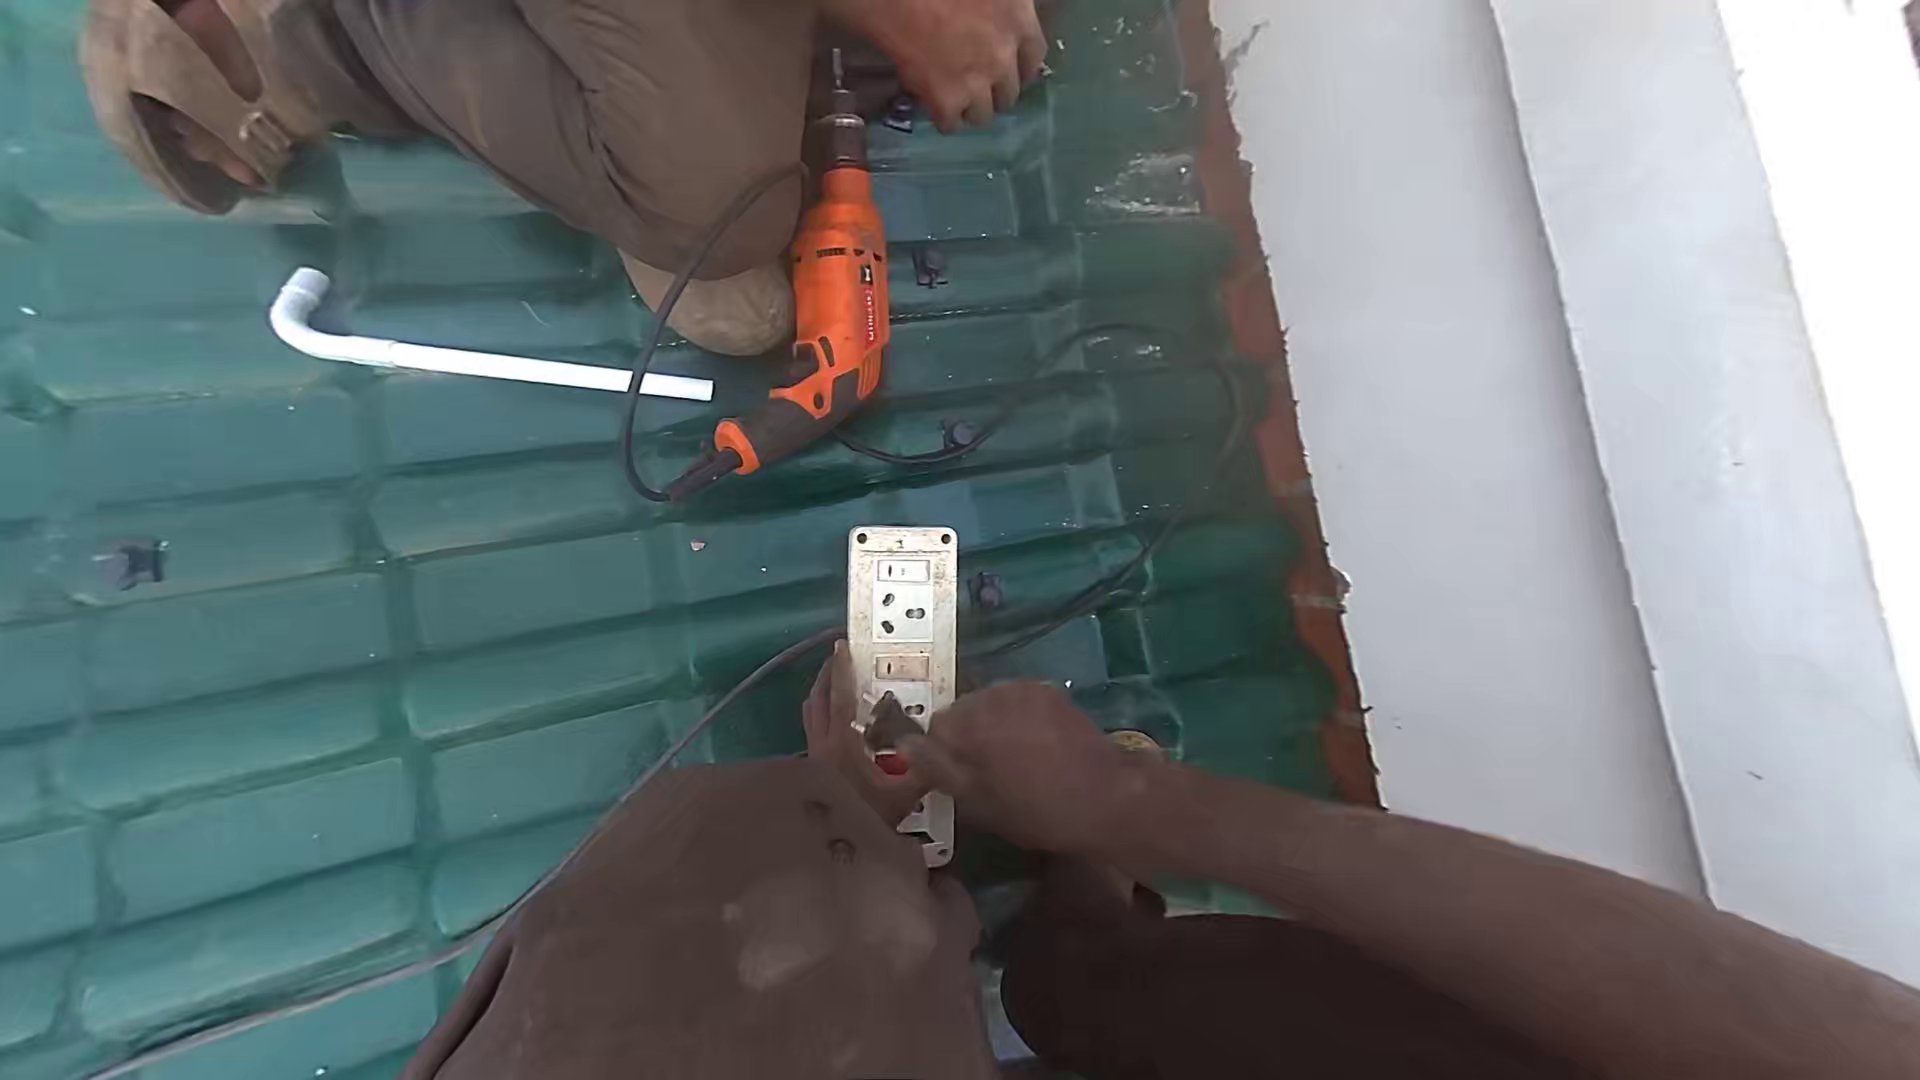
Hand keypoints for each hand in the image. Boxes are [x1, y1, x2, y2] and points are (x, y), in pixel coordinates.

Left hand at [804, 640, 929, 825]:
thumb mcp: (905, 795)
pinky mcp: (811, 766)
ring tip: (836, 678)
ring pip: (809, 712)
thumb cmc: (870, 820)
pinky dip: (820, 709)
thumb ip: (925, 768)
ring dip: (821, 690)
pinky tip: (835, 717)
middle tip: (841, 655)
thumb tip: (946, 742)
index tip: (843, 646)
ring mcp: (812, 755)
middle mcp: (821, 744)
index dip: (843, 670)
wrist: (835, 857)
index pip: (840, 698)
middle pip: (818, 698)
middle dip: (828, 673)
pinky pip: (811, 726)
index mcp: (842, 744)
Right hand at [826, 0, 1047, 132]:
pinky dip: (943, 116)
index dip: (1022, 67)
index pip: (1034, 57)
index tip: (1012, 69)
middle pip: (1009, 95)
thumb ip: (1003, 7)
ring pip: (982, 115)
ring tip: (953, 93)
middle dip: (995, 91)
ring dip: (970, 107)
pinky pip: (951, 124)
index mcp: (1017, 18)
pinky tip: (933, 100)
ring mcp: (975, 84)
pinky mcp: (946, 102)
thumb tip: (999, 25)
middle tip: (977, 83)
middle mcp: (1002, 57)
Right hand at [897, 681, 1143, 852]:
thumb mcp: (978, 802)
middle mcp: (990, 694)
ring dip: (992, 722)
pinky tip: (1036, 740)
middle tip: (991, 770)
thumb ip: (936, 768)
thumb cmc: (1037, 809)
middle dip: (968, 735)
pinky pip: (1014, 698)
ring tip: (1017, 755)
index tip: (964, 778)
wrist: (1105, 795)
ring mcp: (1020, 687)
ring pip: (987, 703)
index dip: (944, 756)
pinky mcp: (1045, 688)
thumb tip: (902, 742)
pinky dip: (1016, 714)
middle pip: (960, 710)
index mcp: (969, 722)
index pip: (934, 728)